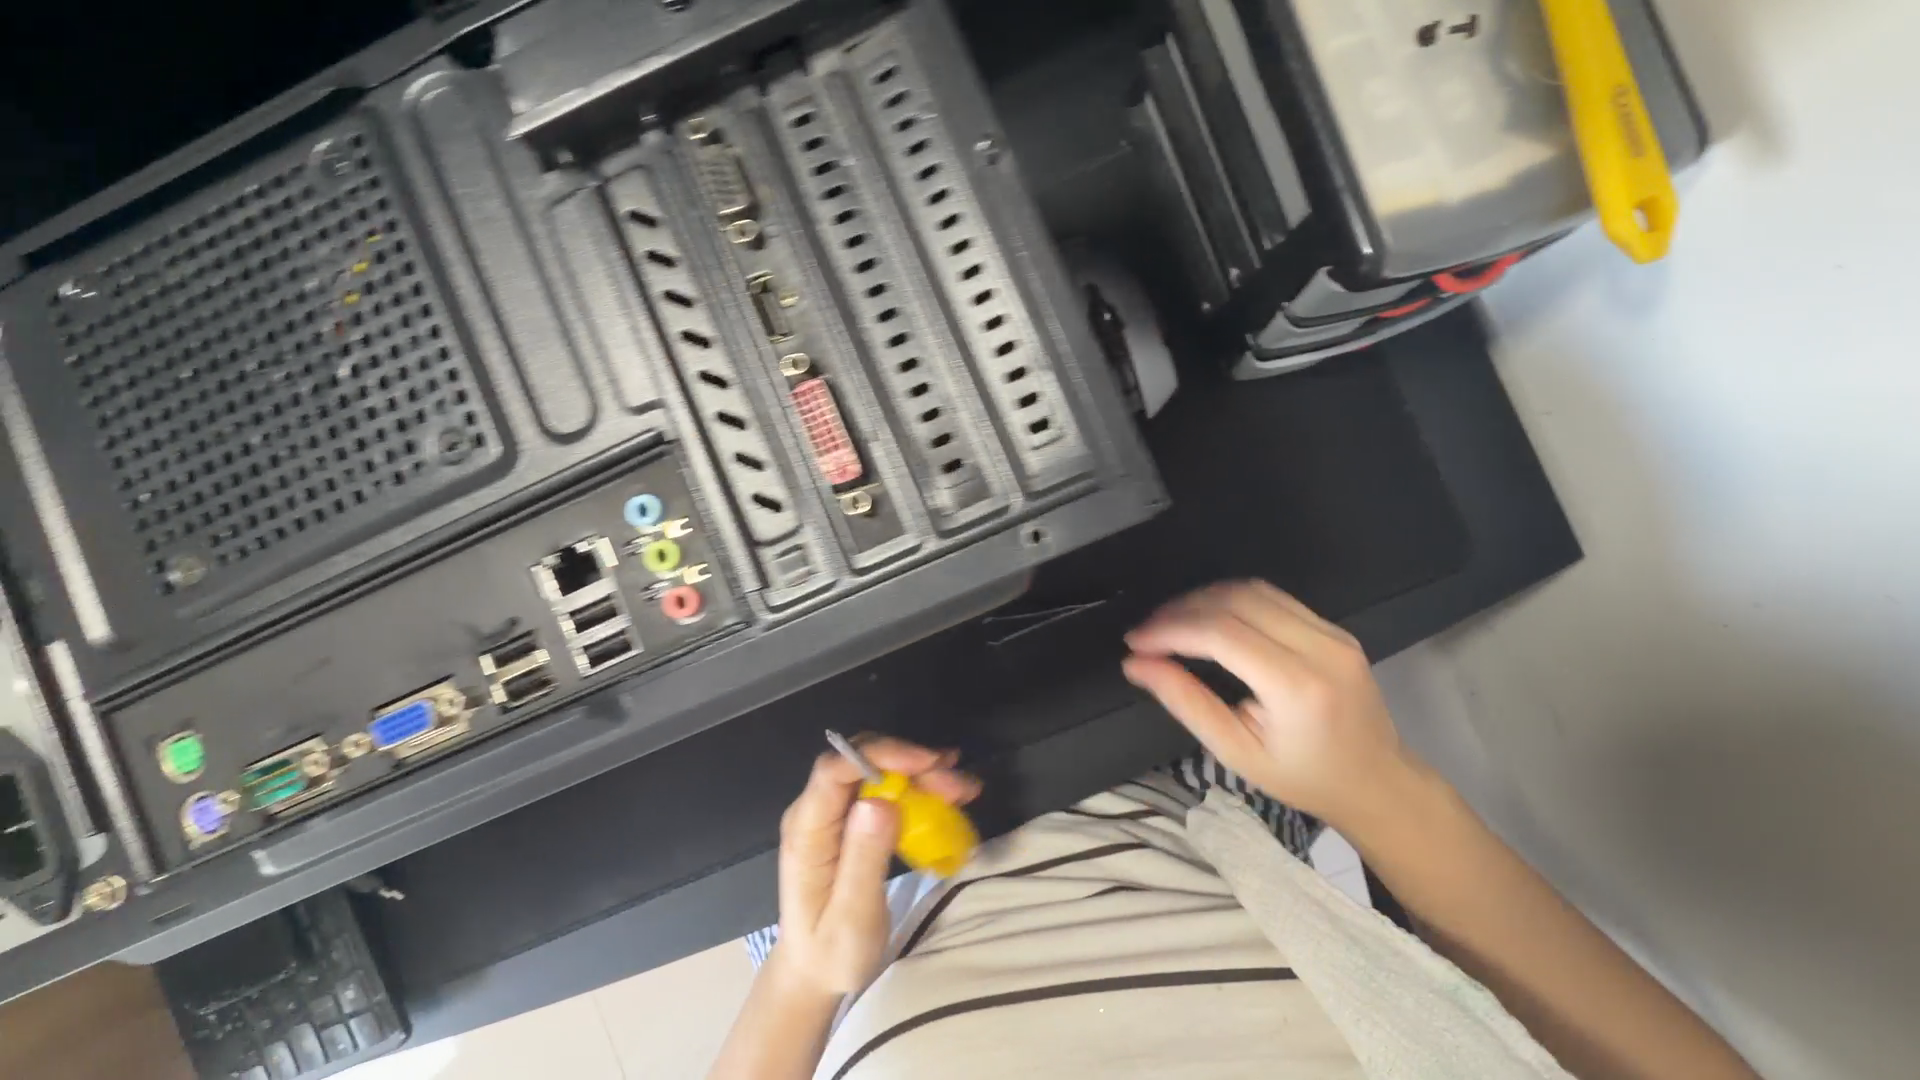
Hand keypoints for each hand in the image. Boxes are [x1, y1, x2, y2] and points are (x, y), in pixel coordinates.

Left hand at [773, 737, 979, 997]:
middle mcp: (817, 811)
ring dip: (921, 774)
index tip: (925, 763)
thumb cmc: (831, 952)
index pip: (834, 770)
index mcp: (807, 830)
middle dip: (910, 763)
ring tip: (963, 789)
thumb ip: (864, 859)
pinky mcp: (852, 821)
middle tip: (956, 786)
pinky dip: (919, 788)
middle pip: (861, 763)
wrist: (814, 972)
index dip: (879, 755)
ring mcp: (835, 814)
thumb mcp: (852, 918)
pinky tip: (949, 794)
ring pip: (878, 771)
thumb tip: (879, 801)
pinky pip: (886, 790)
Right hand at [1122, 581, 1420, 831]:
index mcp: (1297, 686)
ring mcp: (1332, 632)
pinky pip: (1274, 598)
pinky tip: (1209, 620)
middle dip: (1182, 609)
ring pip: (1254, 590)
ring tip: (1171, 623)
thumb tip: (1136, 664)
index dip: (1170, 629)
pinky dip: (1232, 601)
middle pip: (1235, 600)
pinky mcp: (1334, 628)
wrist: (1377, 783)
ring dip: (1204, 599)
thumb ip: (1185, 702)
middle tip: (1148, 632)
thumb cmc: (1303, 778)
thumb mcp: (1236, 752)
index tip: (1135, 641)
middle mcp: (1320, 647)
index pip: (1221, 634)